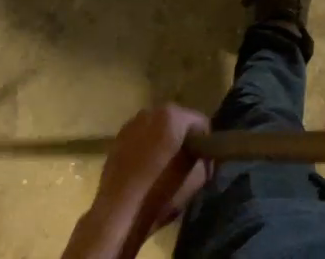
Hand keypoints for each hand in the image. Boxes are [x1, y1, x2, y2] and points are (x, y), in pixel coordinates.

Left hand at [61, 105, 210, 258]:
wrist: (118, 213)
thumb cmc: (160, 194)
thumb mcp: (197, 179)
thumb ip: (205, 159)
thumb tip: (204, 155)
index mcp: (172, 116)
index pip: (201, 122)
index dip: (206, 142)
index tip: (204, 162)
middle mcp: (151, 111)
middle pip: (178, 120)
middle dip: (184, 138)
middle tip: (187, 163)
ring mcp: (131, 123)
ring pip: (157, 127)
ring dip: (164, 140)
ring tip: (165, 166)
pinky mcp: (118, 137)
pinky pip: (141, 136)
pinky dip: (147, 146)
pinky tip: (146, 168)